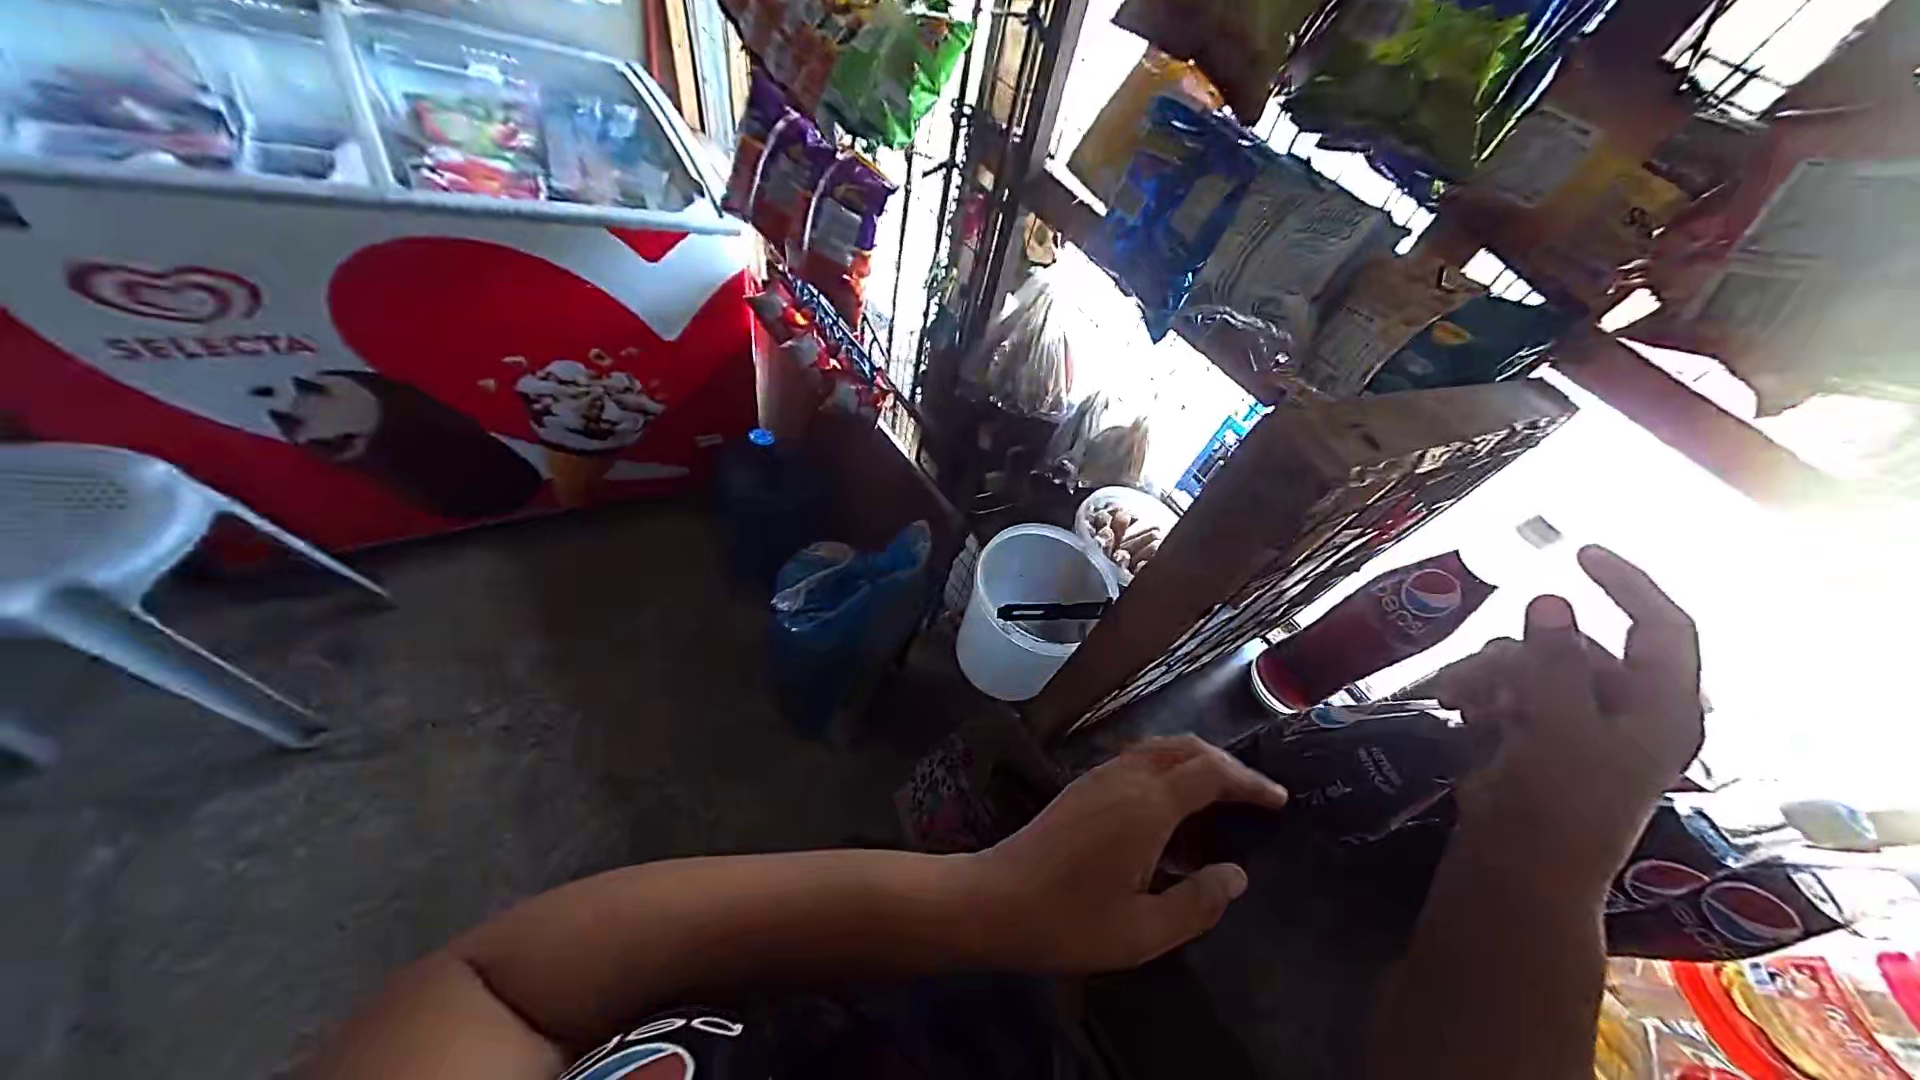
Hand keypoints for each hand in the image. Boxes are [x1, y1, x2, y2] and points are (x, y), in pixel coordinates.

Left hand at [964, 735, 1288, 972]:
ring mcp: (1098, 776)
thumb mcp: (1144, 931)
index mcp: (1145, 806)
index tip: (1277, 798)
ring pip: (1158, 748)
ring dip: (1194, 762)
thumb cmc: (1069, 920)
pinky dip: (1166, 768)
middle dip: (1225, 764)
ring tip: (1220, 799)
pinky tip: (1171, 807)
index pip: (1210, 773)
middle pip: (1185, 748)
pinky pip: (1136, 760)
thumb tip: (1236, 875)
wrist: (996, 899)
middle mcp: (1123, 778)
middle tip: (1254, 796)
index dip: (1248, 781)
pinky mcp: (1082, 785)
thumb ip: (1198, 902)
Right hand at [1434, 545, 1703, 888]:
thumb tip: (1550, 600)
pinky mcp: (1528, 723)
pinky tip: (1456, 705)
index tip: (1579, 552)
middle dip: (1518, 656)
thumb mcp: (1561, 727)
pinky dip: (1475, 688)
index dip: (1629, 584)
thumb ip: (1555, 662)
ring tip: (1458, 700)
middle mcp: (1618, 705)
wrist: (1517, 854)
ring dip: (1487, 674)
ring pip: (1523, 661)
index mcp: (1658, 709)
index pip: (1662, 628)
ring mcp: (1569, 713)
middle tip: (1480, 682)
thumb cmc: (1558, 800)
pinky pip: (1499, 681)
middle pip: (1569, 645)